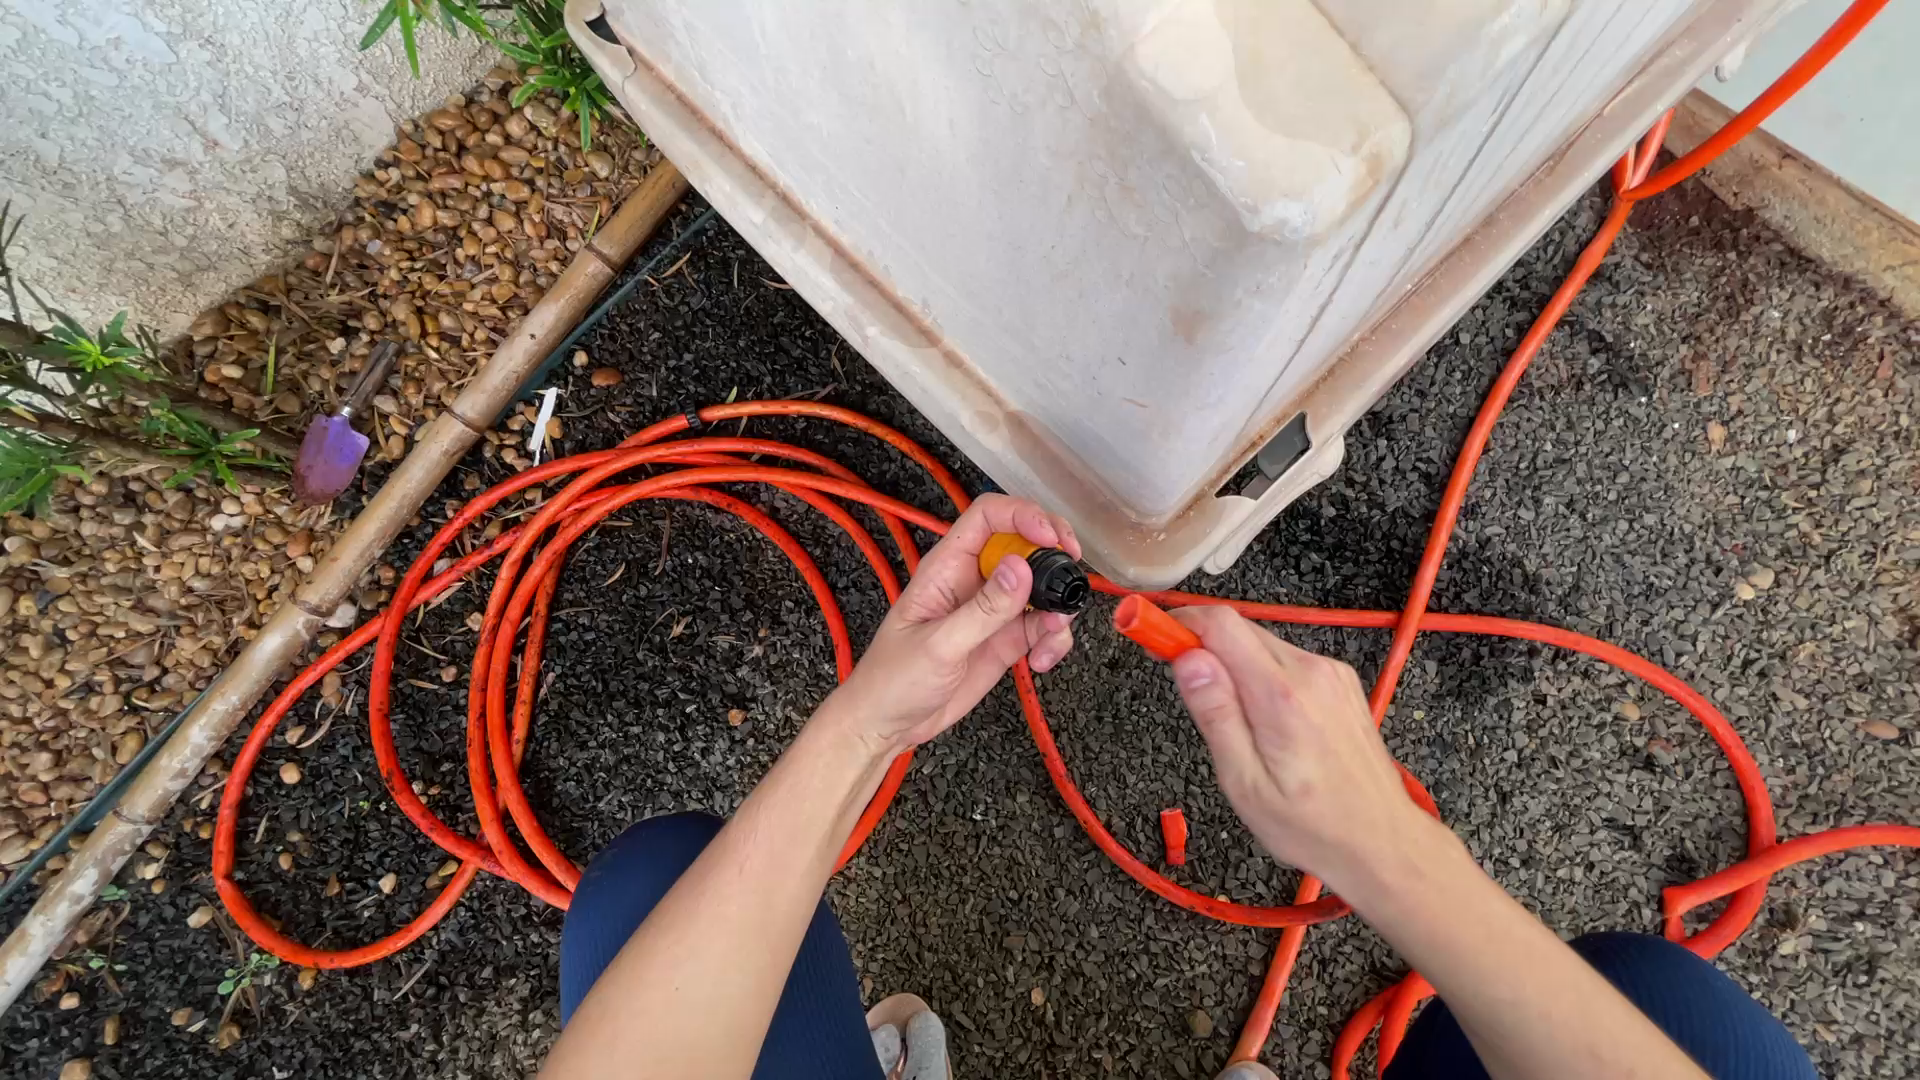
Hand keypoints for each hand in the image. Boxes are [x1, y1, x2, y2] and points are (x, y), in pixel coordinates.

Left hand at [821, 494, 1080, 754]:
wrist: (888, 724)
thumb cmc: (894, 679)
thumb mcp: (938, 645)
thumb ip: (983, 610)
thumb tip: (1021, 568)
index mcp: (948, 566)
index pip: (988, 517)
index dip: (1023, 515)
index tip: (1050, 538)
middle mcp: (974, 580)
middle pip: (1024, 542)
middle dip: (1054, 554)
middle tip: (1071, 575)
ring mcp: (993, 609)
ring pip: (1041, 586)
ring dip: (1058, 607)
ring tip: (1051, 636)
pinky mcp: (1006, 638)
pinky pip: (1043, 625)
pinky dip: (1054, 639)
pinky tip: (1041, 661)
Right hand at [1165, 606, 1432, 892]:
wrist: (1384, 844)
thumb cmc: (1310, 825)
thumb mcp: (1244, 782)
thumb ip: (1215, 714)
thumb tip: (1187, 660)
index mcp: (1282, 696)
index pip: (1221, 624)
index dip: (1178, 622)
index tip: (1151, 635)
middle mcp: (1310, 672)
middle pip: (1237, 628)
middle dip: (1199, 645)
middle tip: (1178, 681)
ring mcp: (1329, 673)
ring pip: (1258, 642)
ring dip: (1228, 661)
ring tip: (1224, 714)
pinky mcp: (1337, 680)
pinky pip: (1281, 658)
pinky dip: (1256, 671)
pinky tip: (1257, 714)